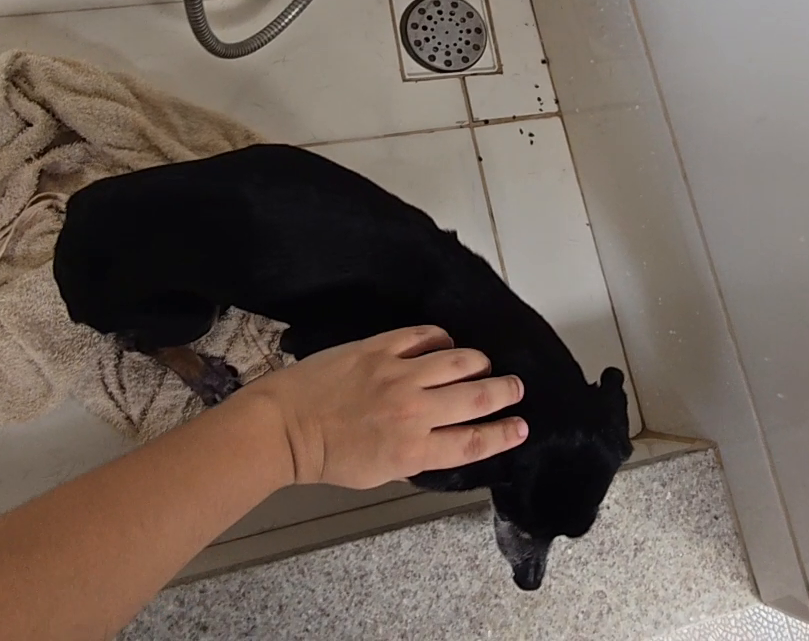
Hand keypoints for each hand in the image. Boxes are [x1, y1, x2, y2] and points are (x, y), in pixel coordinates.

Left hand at [240, 325, 527, 488]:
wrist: (286, 426)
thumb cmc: (329, 455)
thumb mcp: (381, 471)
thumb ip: (418, 455)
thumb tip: (446, 437)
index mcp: (414, 451)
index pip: (474, 442)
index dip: (504, 433)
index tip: (522, 425)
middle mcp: (414, 411)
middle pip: (476, 398)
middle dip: (504, 392)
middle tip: (516, 387)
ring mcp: (398, 374)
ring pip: (459, 361)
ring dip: (479, 362)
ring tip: (484, 364)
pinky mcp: (381, 348)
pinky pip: (425, 335)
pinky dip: (442, 338)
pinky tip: (445, 343)